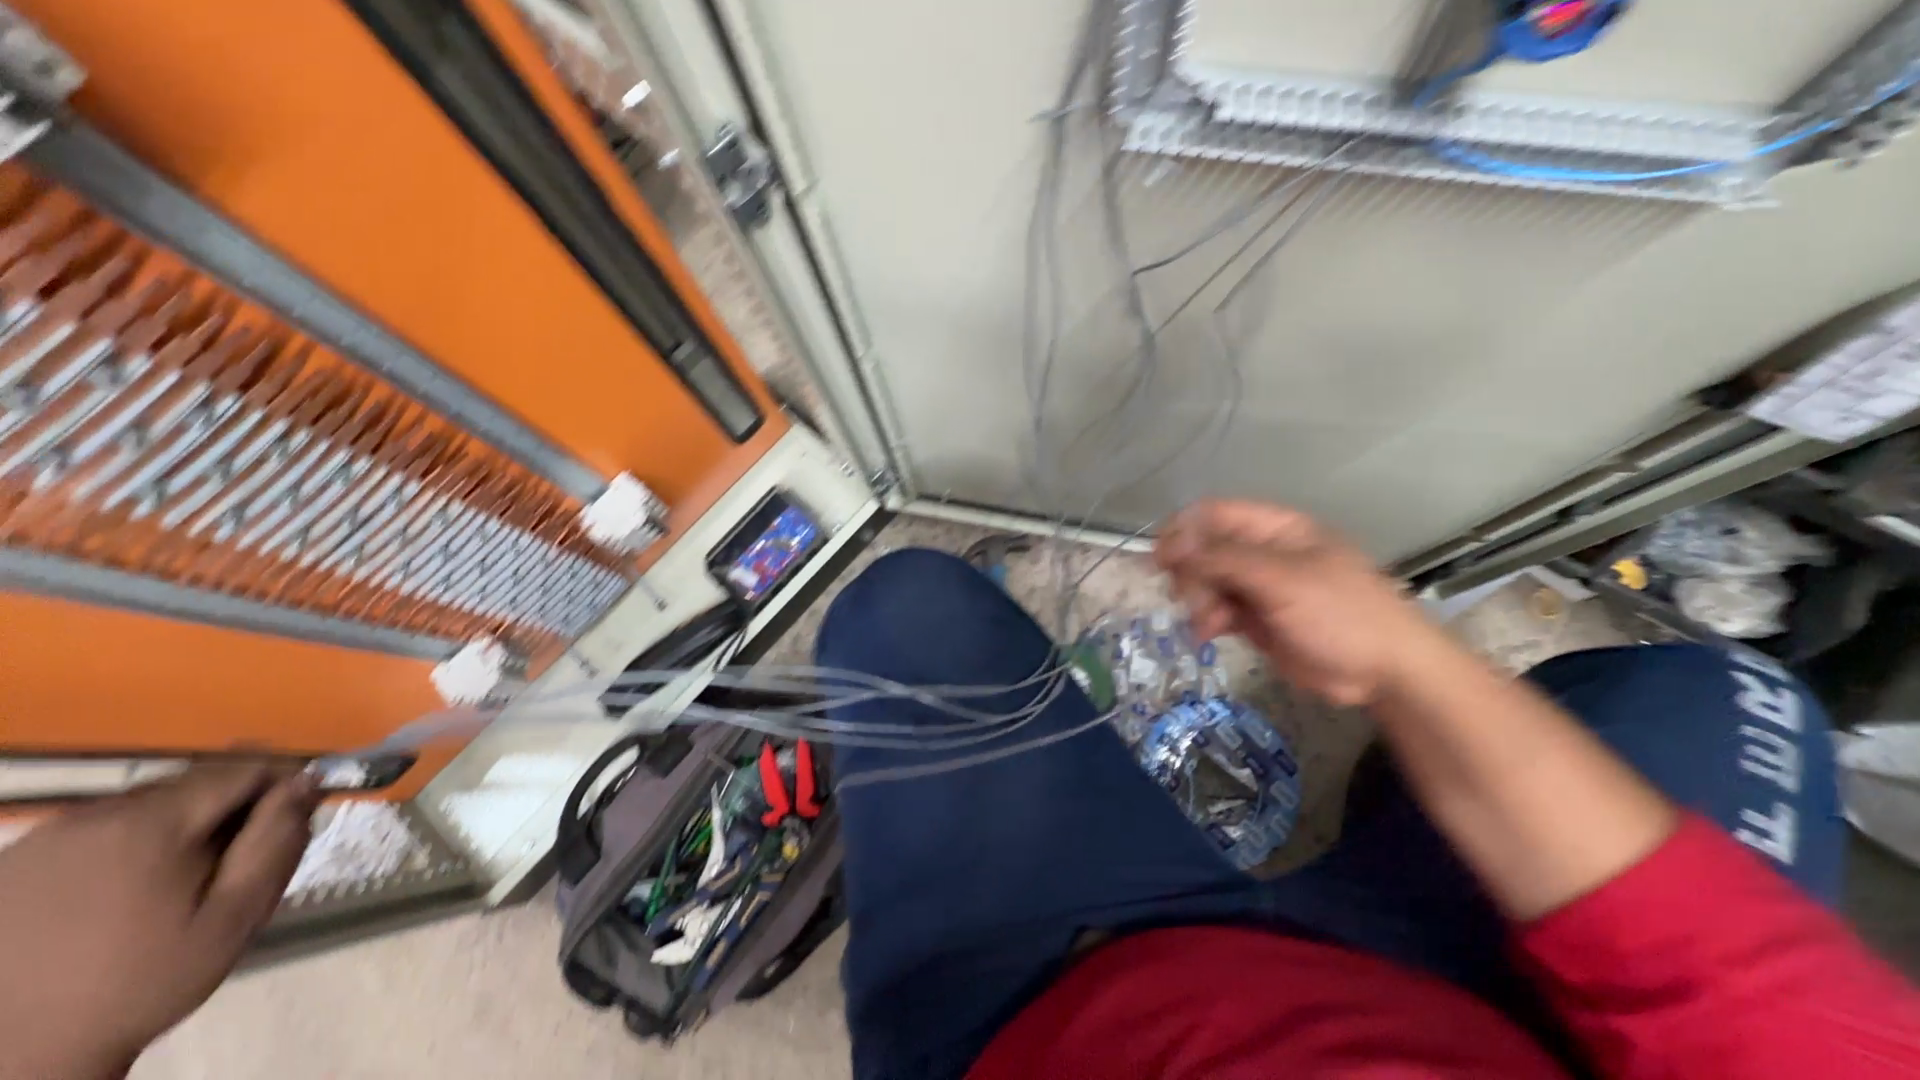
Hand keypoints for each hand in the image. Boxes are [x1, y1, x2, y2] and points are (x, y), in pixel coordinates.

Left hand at [0, 764, 318, 1079]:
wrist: (23, 1051)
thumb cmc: (147, 981)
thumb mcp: (235, 917)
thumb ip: (276, 841)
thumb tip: (306, 782)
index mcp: (151, 824)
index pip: (239, 767)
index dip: (280, 780)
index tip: (299, 811)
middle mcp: (94, 814)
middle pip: (191, 783)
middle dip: (229, 808)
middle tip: (242, 859)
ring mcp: (46, 837)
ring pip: (146, 804)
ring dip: (180, 826)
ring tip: (186, 880)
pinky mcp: (18, 860)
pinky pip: (99, 829)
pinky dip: (131, 844)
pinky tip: (129, 892)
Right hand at [1156, 499, 1445, 706]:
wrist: (1385, 670)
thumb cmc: (1341, 613)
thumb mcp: (1282, 579)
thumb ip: (1224, 558)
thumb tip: (1170, 541)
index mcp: (1275, 529)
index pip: (1214, 515)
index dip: (1183, 532)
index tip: (1159, 559)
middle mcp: (1263, 553)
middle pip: (1204, 550)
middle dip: (1191, 573)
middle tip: (1191, 599)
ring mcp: (1260, 588)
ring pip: (1207, 583)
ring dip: (1197, 601)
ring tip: (1207, 625)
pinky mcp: (1257, 620)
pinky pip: (1218, 611)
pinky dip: (1207, 620)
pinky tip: (1208, 635)